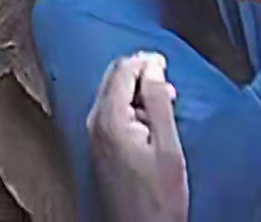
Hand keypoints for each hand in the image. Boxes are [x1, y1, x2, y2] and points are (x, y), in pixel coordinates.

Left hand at [88, 52, 186, 221]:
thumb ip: (158, 102)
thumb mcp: (167, 148)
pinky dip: (129, 104)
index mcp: (108, 116)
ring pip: (112, 92)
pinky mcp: (98, 143)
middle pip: (114, 77)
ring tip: (163, 99)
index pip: (122, 70)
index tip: (164, 63)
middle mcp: (94, 119)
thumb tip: (153, 65)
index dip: (144, 61)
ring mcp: (93, 132)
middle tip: (165, 80)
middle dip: (139, 73)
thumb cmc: (159, 198)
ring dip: (136, 89)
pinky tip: (149, 117)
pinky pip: (111, 109)